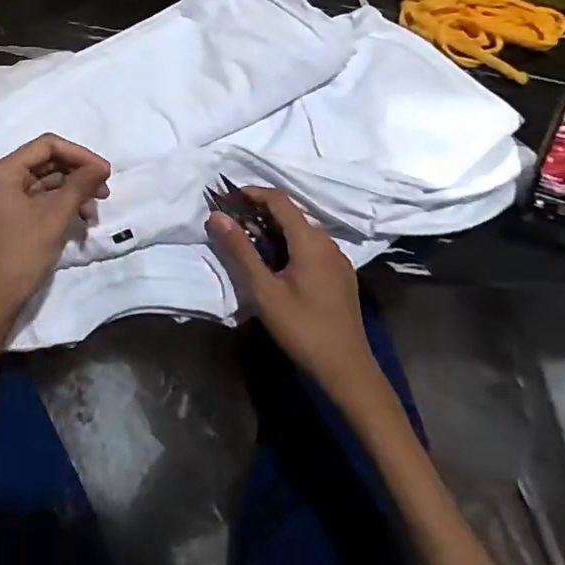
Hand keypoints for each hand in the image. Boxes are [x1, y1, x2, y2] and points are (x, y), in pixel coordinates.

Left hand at [0, 134, 111, 326]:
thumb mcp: (55, 215)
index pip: (48, 145)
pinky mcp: (23, 210)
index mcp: (7, 170)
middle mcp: (9, 176)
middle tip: (104, 189)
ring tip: (97, 207)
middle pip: (52, 160)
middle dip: (80, 173)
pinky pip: (50, 195)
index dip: (79, 154)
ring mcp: (15, 193)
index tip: (104, 170)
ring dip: (77, 189)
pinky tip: (85, 217)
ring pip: (54, 178)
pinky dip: (69, 202)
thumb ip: (79, 185)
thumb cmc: (23, 251)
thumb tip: (102, 166)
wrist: (1, 295)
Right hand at [206, 188, 377, 402]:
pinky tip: (276, 263)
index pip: (280, 200)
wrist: (347, 370)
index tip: (228, 197)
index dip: (253, 193)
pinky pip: (312, 247)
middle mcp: (328, 242)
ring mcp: (338, 259)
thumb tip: (216, 217)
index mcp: (310, 240)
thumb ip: (240, 251)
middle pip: (292, 214)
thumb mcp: (264, 291)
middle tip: (233, 221)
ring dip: (275, 229)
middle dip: (261, 211)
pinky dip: (290, 244)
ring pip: (303, 231)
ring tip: (248, 241)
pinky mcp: (340, 276)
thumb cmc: (302, 328)